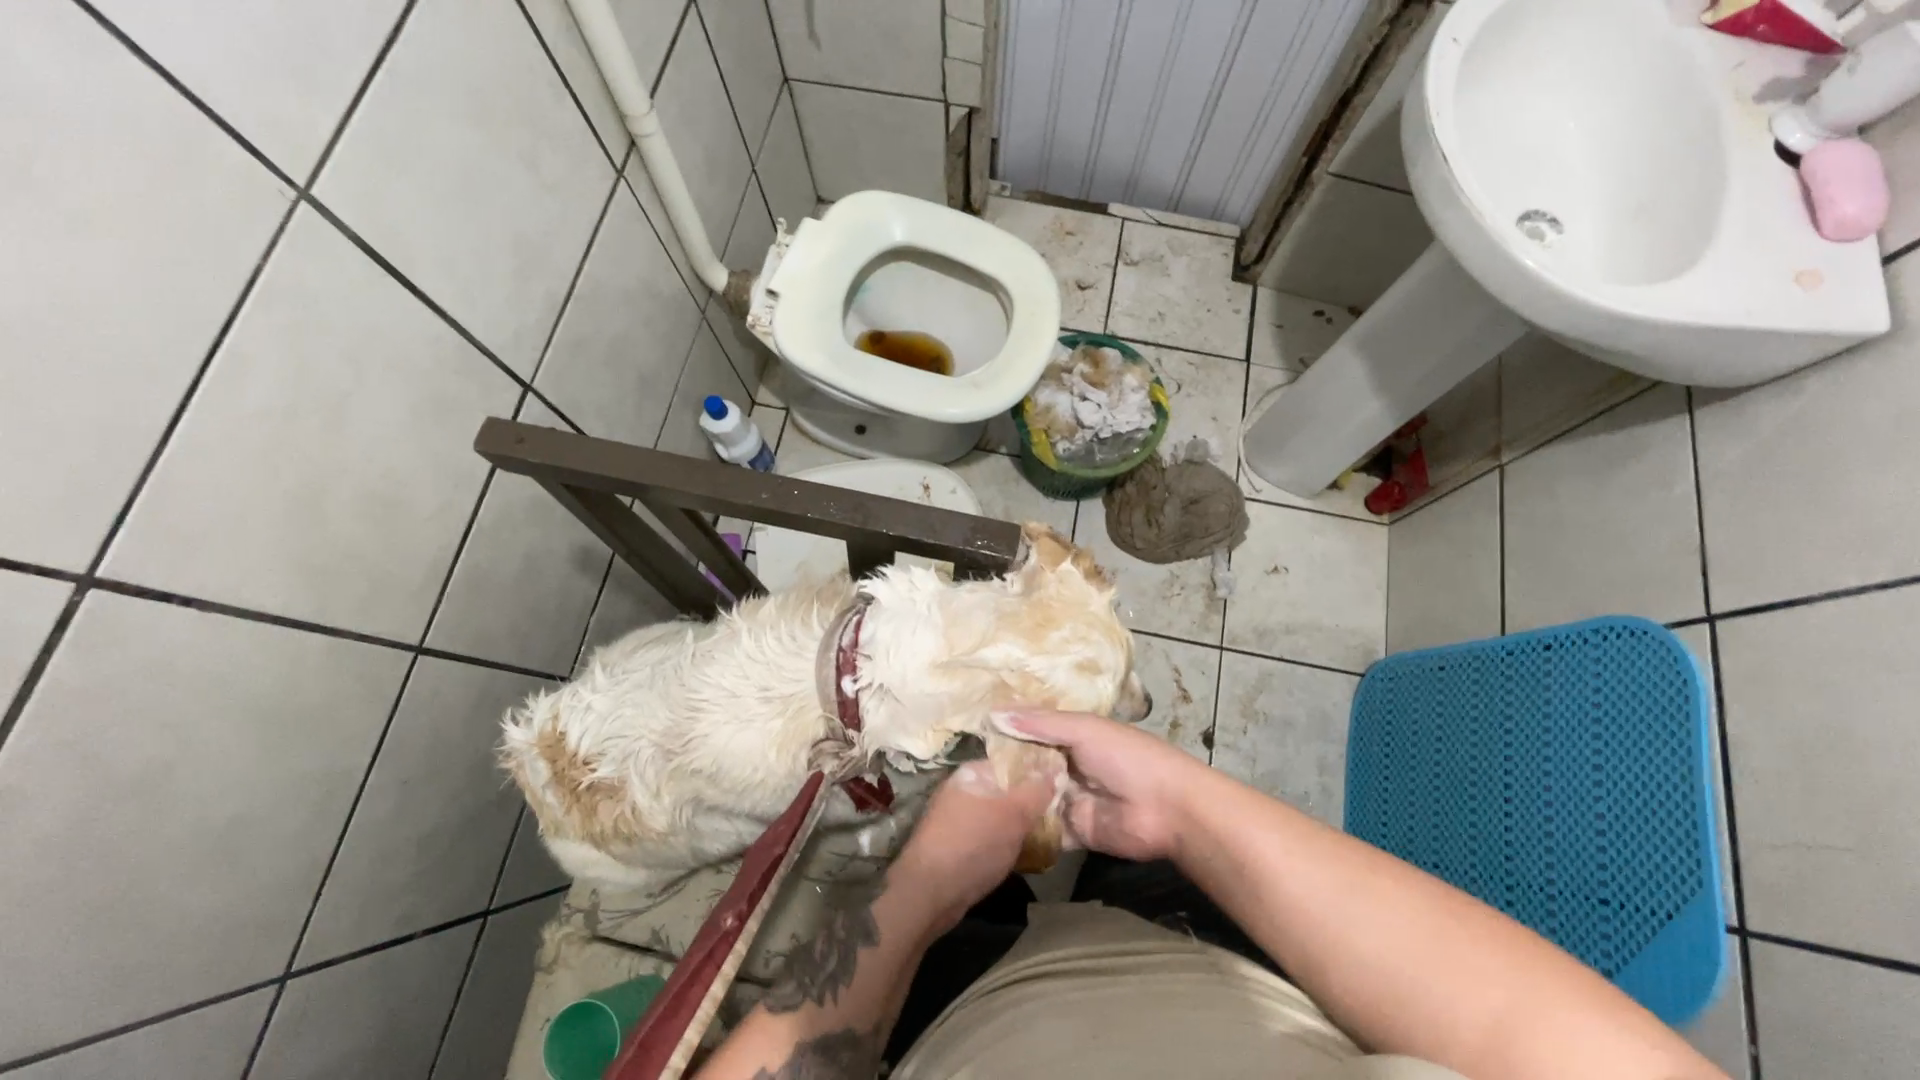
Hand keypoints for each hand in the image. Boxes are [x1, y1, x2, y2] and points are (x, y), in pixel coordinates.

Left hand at [891, 761, 1055, 929]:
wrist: (930, 893)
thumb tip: (1055, 771)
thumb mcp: (1013, 814)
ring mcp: (960, 819)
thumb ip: (1036, 791)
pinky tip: (1030, 854)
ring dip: (1023, 826)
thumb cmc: (973, 844)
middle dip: (1034, 803)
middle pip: (1008, 790)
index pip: (1013, 762)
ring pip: (1002, 816)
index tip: (1065, 784)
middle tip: (1062, 814)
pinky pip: (992, 837)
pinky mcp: (959, 846)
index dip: (1040, 772)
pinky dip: (1009, 843)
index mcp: (972, 774)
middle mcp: (964, 791)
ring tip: (1052, 835)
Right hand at [991, 709, 1204, 862]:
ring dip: (1012, 799)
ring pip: (1034, 799)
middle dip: (1003, 769)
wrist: (1169, 810)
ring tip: (971, 800)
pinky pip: (1045, 831)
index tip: (972, 733)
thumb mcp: (1085, 730)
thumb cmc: (1129, 758)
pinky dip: (1025, 829)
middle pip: (1031, 767)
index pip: (1035, 732)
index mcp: (1076, 737)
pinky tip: (992, 829)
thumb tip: (995, 714)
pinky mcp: (1075, 833)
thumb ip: (1042, 723)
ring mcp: (1072, 801)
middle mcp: (1071, 767)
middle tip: (962, 772)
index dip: (1008, 732)